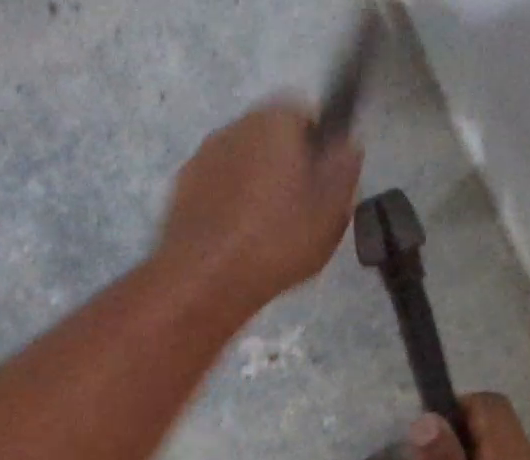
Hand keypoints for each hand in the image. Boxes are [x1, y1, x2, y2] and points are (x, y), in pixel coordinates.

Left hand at [157, 101, 363, 308]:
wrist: (204, 279)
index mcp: (275, 120)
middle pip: (270, 136)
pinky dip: (230, 205)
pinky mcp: (181, 189)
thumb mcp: (331, 212)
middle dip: (286, 164)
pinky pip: (218, 188)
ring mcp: (202, 156)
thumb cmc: (277, 242)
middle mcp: (234, 126)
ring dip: (256, 185)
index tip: (324, 181)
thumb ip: (344, 170)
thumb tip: (347, 145)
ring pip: (242, 163)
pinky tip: (239, 241)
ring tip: (268, 231)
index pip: (305, 111)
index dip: (319, 144)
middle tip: (301, 209)